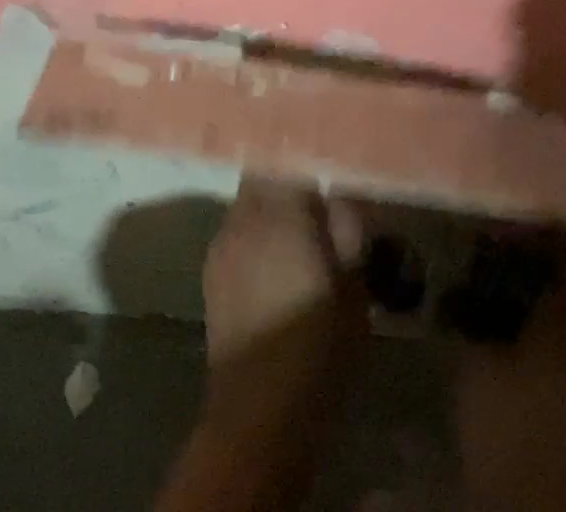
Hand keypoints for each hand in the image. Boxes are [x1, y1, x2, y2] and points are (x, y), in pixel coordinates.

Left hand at [202, 175, 366, 374]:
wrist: (259, 408)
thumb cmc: (319, 348)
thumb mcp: (355, 291)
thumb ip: (348, 236)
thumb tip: (341, 199)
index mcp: (282, 217)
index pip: (288, 161)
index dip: (308, 157)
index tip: (330, 164)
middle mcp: (243, 219)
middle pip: (261, 176)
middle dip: (287, 178)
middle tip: (319, 196)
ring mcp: (221, 245)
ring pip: (246, 204)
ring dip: (270, 206)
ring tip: (299, 228)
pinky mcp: (210, 271)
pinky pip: (236, 232)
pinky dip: (255, 233)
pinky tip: (275, 259)